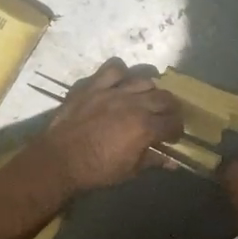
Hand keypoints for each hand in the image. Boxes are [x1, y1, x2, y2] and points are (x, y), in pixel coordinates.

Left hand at [32, 59, 183, 192]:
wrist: (60, 159)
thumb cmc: (96, 170)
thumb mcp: (129, 170)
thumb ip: (153, 161)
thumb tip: (173, 162)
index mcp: (145, 127)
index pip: (173, 122)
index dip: (177, 130)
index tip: (173, 136)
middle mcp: (133, 103)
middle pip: (164, 97)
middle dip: (169, 108)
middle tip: (164, 117)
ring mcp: (112, 90)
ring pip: (143, 79)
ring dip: (150, 90)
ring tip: (145, 98)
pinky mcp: (92, 84)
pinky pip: (113, 67)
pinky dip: (121, 72)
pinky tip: (121, 82)